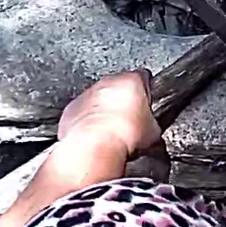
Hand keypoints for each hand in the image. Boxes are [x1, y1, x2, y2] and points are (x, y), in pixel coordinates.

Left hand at [27, 71, 162, 205]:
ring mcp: (87, 95)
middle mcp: (107, 82)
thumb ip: (153, 123)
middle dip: (123, 101)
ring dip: (103, 111)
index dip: (146, 92)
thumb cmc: (123, 137)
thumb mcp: (153, 132)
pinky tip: (93, 138)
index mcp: (131, 80)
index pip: (143, 77)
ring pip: (98, 99)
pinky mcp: (71, 110)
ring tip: (110, 133)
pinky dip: (86, 122)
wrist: (93, 149)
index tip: (146, 104)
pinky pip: (82, 113)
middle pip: (119, 86)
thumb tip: (152, 131)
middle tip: (129, 122)